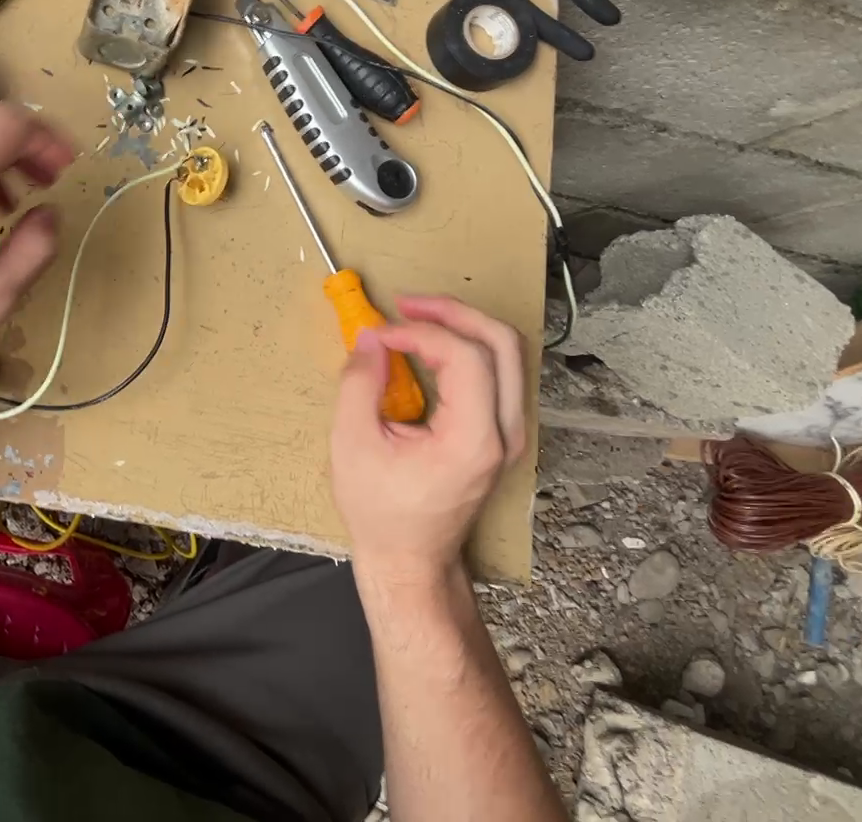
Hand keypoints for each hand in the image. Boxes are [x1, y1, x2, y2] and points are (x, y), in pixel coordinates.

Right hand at [330, 296, 525, 587]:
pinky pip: (494, 373)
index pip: (464, 357)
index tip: (377, 335)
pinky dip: (463, 348)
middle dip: (453, 313)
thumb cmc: (380, 511)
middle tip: (407, 303)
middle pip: (502, 344)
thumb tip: (368, 340)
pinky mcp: (497, 434)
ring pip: (506, 354)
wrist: (411, 558)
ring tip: (415, 317)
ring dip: (461, 326)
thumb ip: (359, 385)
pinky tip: (427, 345)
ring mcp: (507, 434)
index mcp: (473, 439)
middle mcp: (503, 432)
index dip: (419, 334)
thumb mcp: (353, 445)